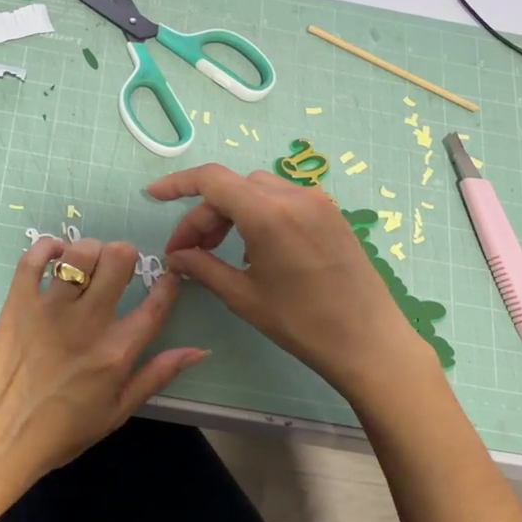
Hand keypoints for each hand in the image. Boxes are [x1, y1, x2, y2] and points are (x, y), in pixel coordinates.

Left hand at [0, 234, 206, 513]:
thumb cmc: (60, 434)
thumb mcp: (117, 412)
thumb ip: (156, 376)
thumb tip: (199, 351)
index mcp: (117, 352)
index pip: (156, 303)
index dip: (168, 284)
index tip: (167, 278)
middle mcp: (87, 323)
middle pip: (119, 260)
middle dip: (126, 257)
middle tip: (119, 270)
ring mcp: (49, 310)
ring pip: (80, 253)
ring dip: (90, 251)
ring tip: (88, 264)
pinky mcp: (17, 304)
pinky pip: (33, 259)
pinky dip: (47, 248)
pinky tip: (55, 257)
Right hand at [146, 164, 432, 387]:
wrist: (368, 341)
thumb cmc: (301, 323)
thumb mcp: (242, 296)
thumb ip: (203, 267)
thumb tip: (176, 257)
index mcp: (268, 214)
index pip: (212, 180)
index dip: (177, 184)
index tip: (154, 196)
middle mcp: (294, 197)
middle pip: (233, 187)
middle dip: (204, 214)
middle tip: (188, 253)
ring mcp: (318, 202)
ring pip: (258, 190)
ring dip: (231, 213)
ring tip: (221, 251)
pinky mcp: (331, 214)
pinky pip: (283, 201)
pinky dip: (258, 215)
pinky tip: (255, 251)